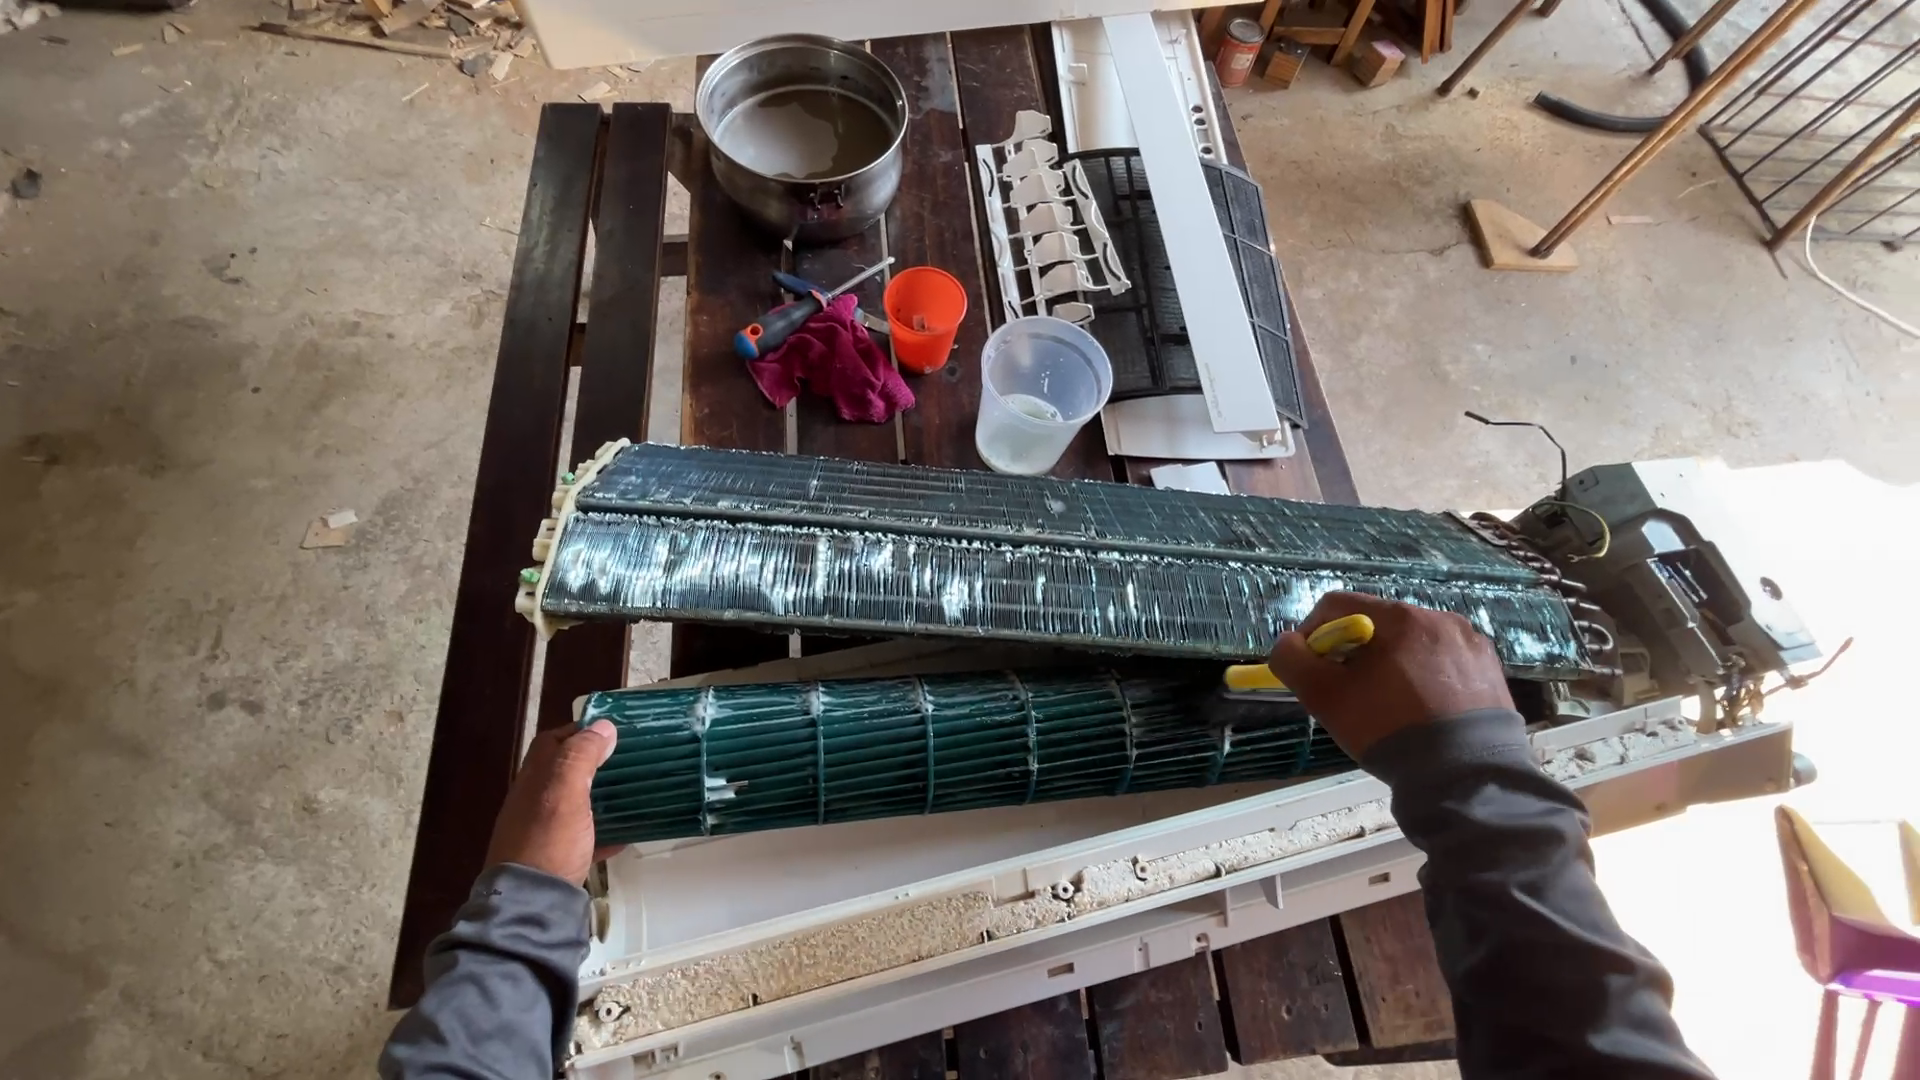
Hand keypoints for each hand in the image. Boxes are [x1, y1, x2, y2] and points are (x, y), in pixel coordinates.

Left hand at [485, 719, 623, 883]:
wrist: (531, 907)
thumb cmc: (548, 842)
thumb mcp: (564, 792)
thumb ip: (581, 756)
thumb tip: (604, 726)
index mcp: (534, 781)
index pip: (552, 742)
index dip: (580, 731)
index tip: (613, 730)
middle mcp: (535, 802)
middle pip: (564, 770)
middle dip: (595, 760)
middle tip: (628, 756)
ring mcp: (545, 830)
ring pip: (576, 800)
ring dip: (601, 792)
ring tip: (632, 787)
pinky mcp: (558, 856)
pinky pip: (585, 833)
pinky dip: (605, 827)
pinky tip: (626, 830)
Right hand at [1267, 592, 1513, 759]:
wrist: (1467, 777)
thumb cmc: (1387, 728)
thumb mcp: (1322, 695)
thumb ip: (1291, 659)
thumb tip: (1289, 642)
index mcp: (1399, 617)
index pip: (1336, 606)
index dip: (1312, 633)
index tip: (1312, 669)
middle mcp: (1439, 619)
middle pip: (1374, 624)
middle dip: (1351, 652)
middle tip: (1347, 692)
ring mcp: (1470, 644)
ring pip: (1408, 643)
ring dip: (1388, 664)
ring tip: (1386, 705)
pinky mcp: (1491, 671)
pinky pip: (1440, 662)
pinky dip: (1422, 678)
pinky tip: (1419, 711)